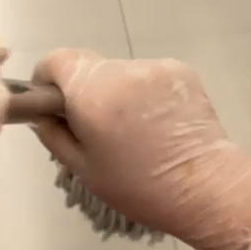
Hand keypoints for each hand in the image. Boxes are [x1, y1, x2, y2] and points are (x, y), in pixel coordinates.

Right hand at [32, 50, 250, 249]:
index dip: (48, 80)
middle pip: (87, 67)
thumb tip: (43, 113)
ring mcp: (153, 67)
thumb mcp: (82, 169)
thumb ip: (53, 134)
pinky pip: (146, 76)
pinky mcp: (179, 70)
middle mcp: (121, 70)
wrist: (208, 188)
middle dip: (83, 90)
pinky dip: (143, 93)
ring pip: (117, 72)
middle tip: (96, 126)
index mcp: (91, 93)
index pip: (55, 61)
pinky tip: (156, 123)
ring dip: (115, 92)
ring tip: (133, 130)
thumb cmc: (139, 186)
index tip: (54, 105)